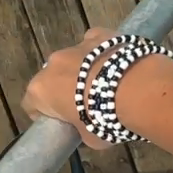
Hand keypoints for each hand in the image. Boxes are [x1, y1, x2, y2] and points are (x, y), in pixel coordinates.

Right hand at [23, 26, 130, 148]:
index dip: (45, 113)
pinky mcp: (101, 34)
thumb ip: (82, 132)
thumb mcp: (91, 138)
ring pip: (75, 58)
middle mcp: (53, 63)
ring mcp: (76, 46)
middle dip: (66, 88)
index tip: (61, 121)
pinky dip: (102, 50)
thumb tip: (88, 132)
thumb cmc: (107, 119)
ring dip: (85, 68)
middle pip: (53, 78)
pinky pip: (95, 42)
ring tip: (108, 82)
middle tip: (87, 102)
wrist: (139, 91)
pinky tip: (116, 60)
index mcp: (40, 90)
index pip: (32, 104)